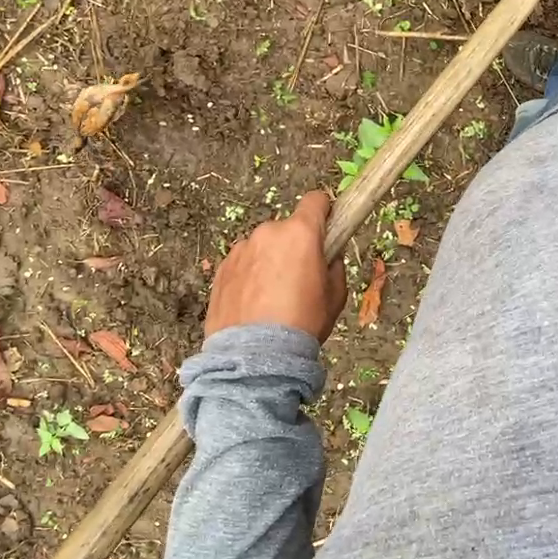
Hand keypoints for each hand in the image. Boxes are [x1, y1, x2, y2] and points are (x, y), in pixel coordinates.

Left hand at [203, 190, 344, 342]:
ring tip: (270, 298)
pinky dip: (249, 276)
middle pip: (288, 229)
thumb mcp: (336, 296)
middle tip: (299, 279)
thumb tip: (327, 258)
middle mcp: (268, 233)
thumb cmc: (302, 323)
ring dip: (269, 261)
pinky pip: (243, 264)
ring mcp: (241, 250)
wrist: (255, 358)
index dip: (325, 212)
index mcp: (300, 233)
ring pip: (263, 247)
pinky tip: (253, 305)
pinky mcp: (221, 269)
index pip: (316, 200)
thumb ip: (334, 266)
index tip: (327, 230)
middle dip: (294, 246)